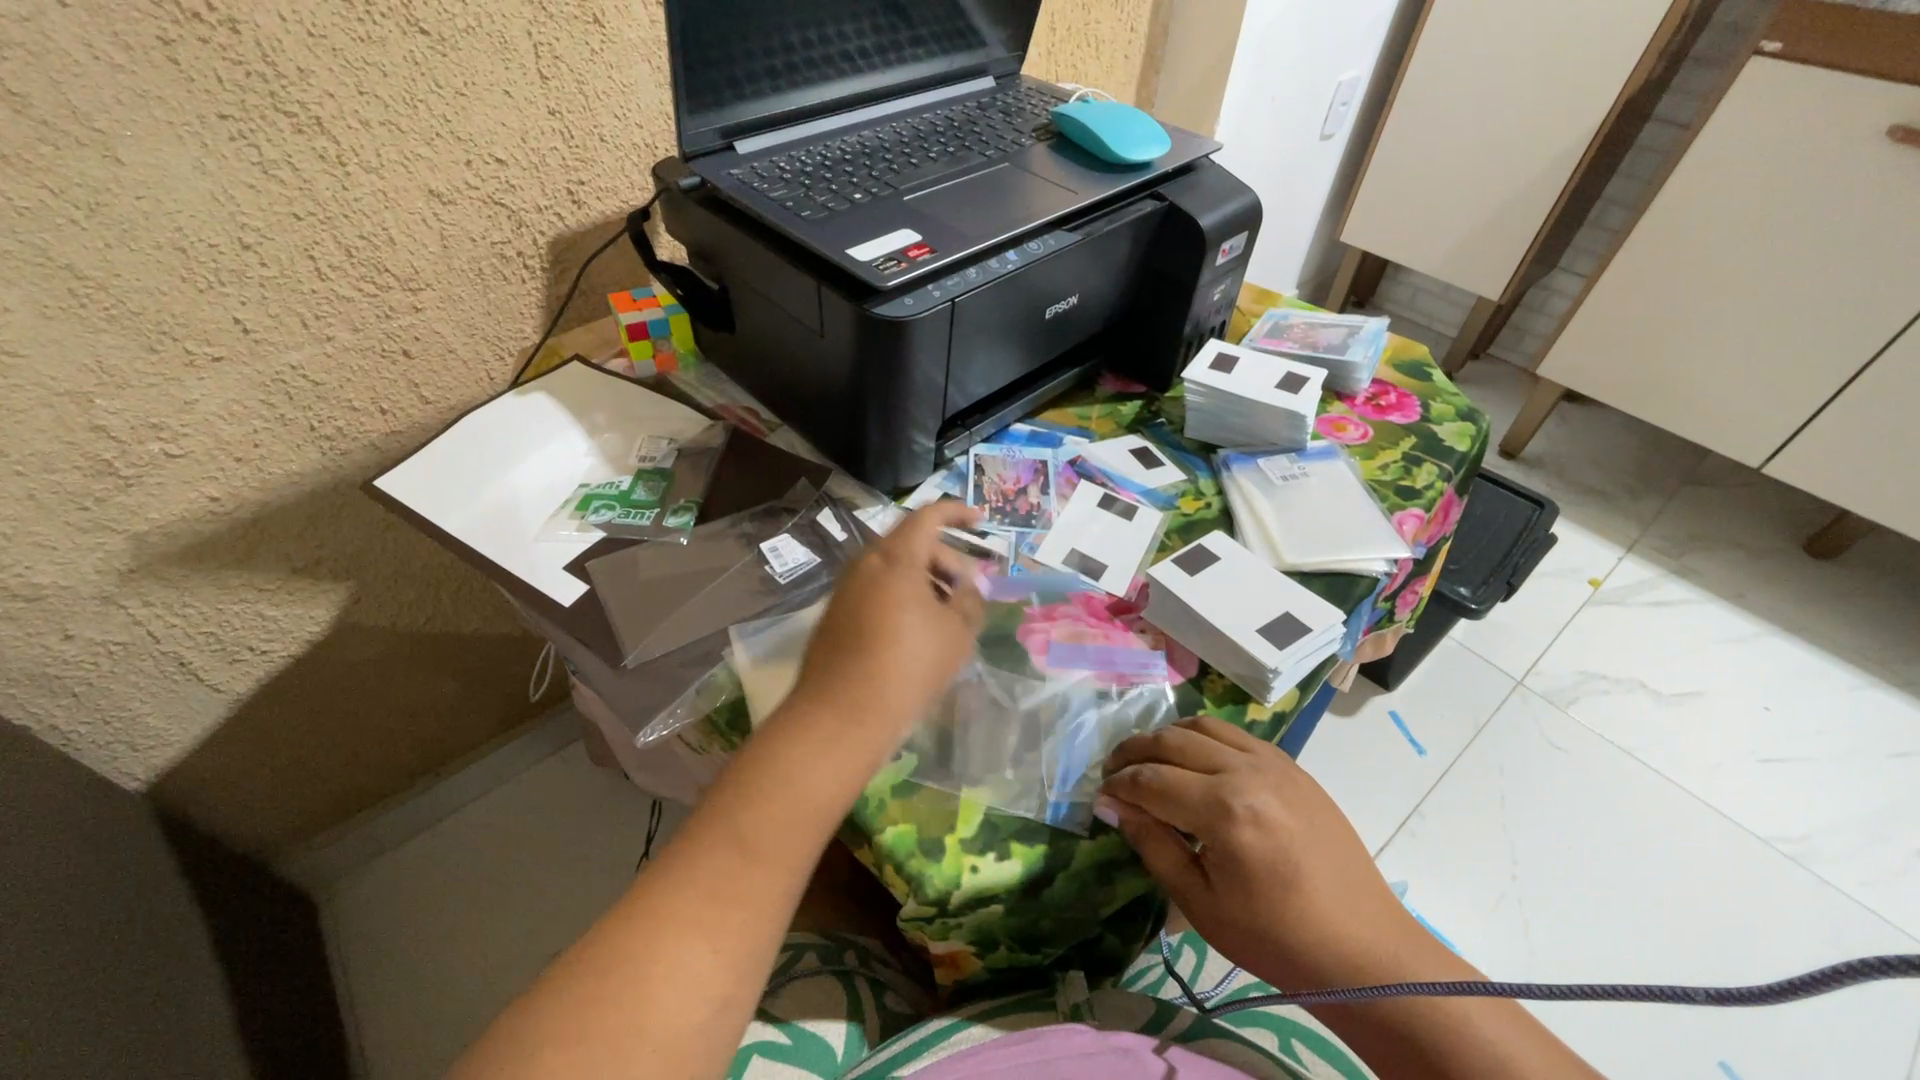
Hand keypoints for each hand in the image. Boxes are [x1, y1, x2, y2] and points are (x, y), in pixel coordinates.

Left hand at [784, 500, 986, 741]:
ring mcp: (845, 590)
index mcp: (895, 557)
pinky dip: (901, 599)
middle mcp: (865, 564)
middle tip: (968, 592)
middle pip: (911, 544)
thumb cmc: (908, 666)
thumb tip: (967, 588)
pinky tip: (916, 635)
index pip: (928, 516)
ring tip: (945, 618)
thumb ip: (970, 601)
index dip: (957, 513)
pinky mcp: (835, 616)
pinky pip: (876, 593)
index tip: (980, 520)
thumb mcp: (957, 633)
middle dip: (945, 560)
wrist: (841, 714)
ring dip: (924, 583)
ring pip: (892, 571)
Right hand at [1098, 717, 1437, 989]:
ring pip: (1203, 726)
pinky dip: (1204, 737)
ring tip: (1147, 760)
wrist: (1360, 947)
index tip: (1099, 798)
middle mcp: (1247, 772)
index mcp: (1223, 810)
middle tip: (1112, 772)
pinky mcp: (1293, 767)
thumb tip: (1113, 806)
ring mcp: (1274, 763)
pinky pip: (1236, 735)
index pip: (1150, 779)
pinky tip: (1194, 760)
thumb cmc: (1275, 938)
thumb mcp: (1200, 903)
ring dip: (1166, 737)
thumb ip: (1153, 845)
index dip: (1117, 786)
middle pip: (1172, 741)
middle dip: (1133, 752)